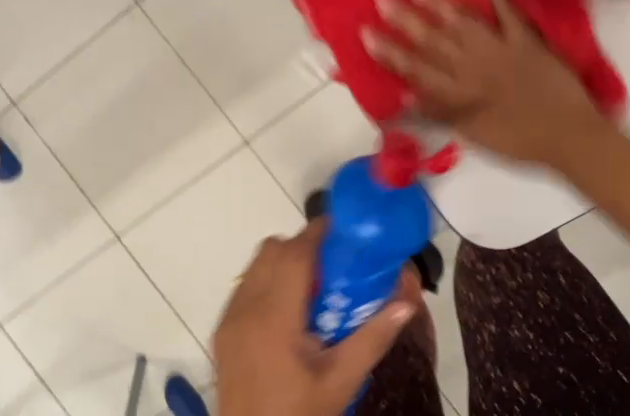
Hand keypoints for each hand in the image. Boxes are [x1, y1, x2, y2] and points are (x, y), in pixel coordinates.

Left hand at [214, 219, 418, 415]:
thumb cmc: (299, 415)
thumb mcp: (341, 381)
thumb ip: (373, 337)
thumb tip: (407, 302)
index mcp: (274, 318)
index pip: (293, 254)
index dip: (318, 234)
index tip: (344, 232)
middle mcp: (245, 308)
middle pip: (271, 250)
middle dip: (303, 248)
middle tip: (335, 270)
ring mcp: (229, 319)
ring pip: (256, 265)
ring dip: (284, 264)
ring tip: (314, 295)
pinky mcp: (222, 331)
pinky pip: (245, 287)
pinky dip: (268, 284)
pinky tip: (291, 316)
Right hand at [365, 0, 606, 166]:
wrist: (570, 138)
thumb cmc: (519, 141)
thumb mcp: (474, 135)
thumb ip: (439, 114)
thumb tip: (404, 97)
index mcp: (459, 92)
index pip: (416, 69)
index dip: (389, 51)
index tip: (365, 31)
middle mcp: (473, 66)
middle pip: (433, 40)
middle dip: (404, 17)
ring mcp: (498, 48)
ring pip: (461, 22)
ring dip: (436, 1)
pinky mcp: (524, 38)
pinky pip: (505, 9)